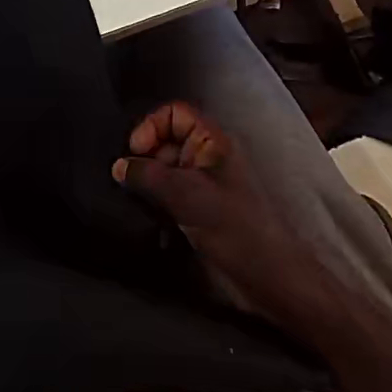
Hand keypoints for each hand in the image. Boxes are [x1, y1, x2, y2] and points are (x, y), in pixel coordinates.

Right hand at [112, 103, 373, 335]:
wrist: (272, 279)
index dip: (150, 126)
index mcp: (212, 141)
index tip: (135, 152)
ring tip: (139, 200)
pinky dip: (156, 199)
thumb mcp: (187, 196)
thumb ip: (149, 176)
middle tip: (131, 180)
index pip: (173, 113)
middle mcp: (207, 155)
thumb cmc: (238, 230)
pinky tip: (149, 216)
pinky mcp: (201, 207)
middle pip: (165, 138)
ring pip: (165, 167)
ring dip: (148, 181)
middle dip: (145, 156)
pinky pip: (170, 191)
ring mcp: (204, 182)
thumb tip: (120, 166)